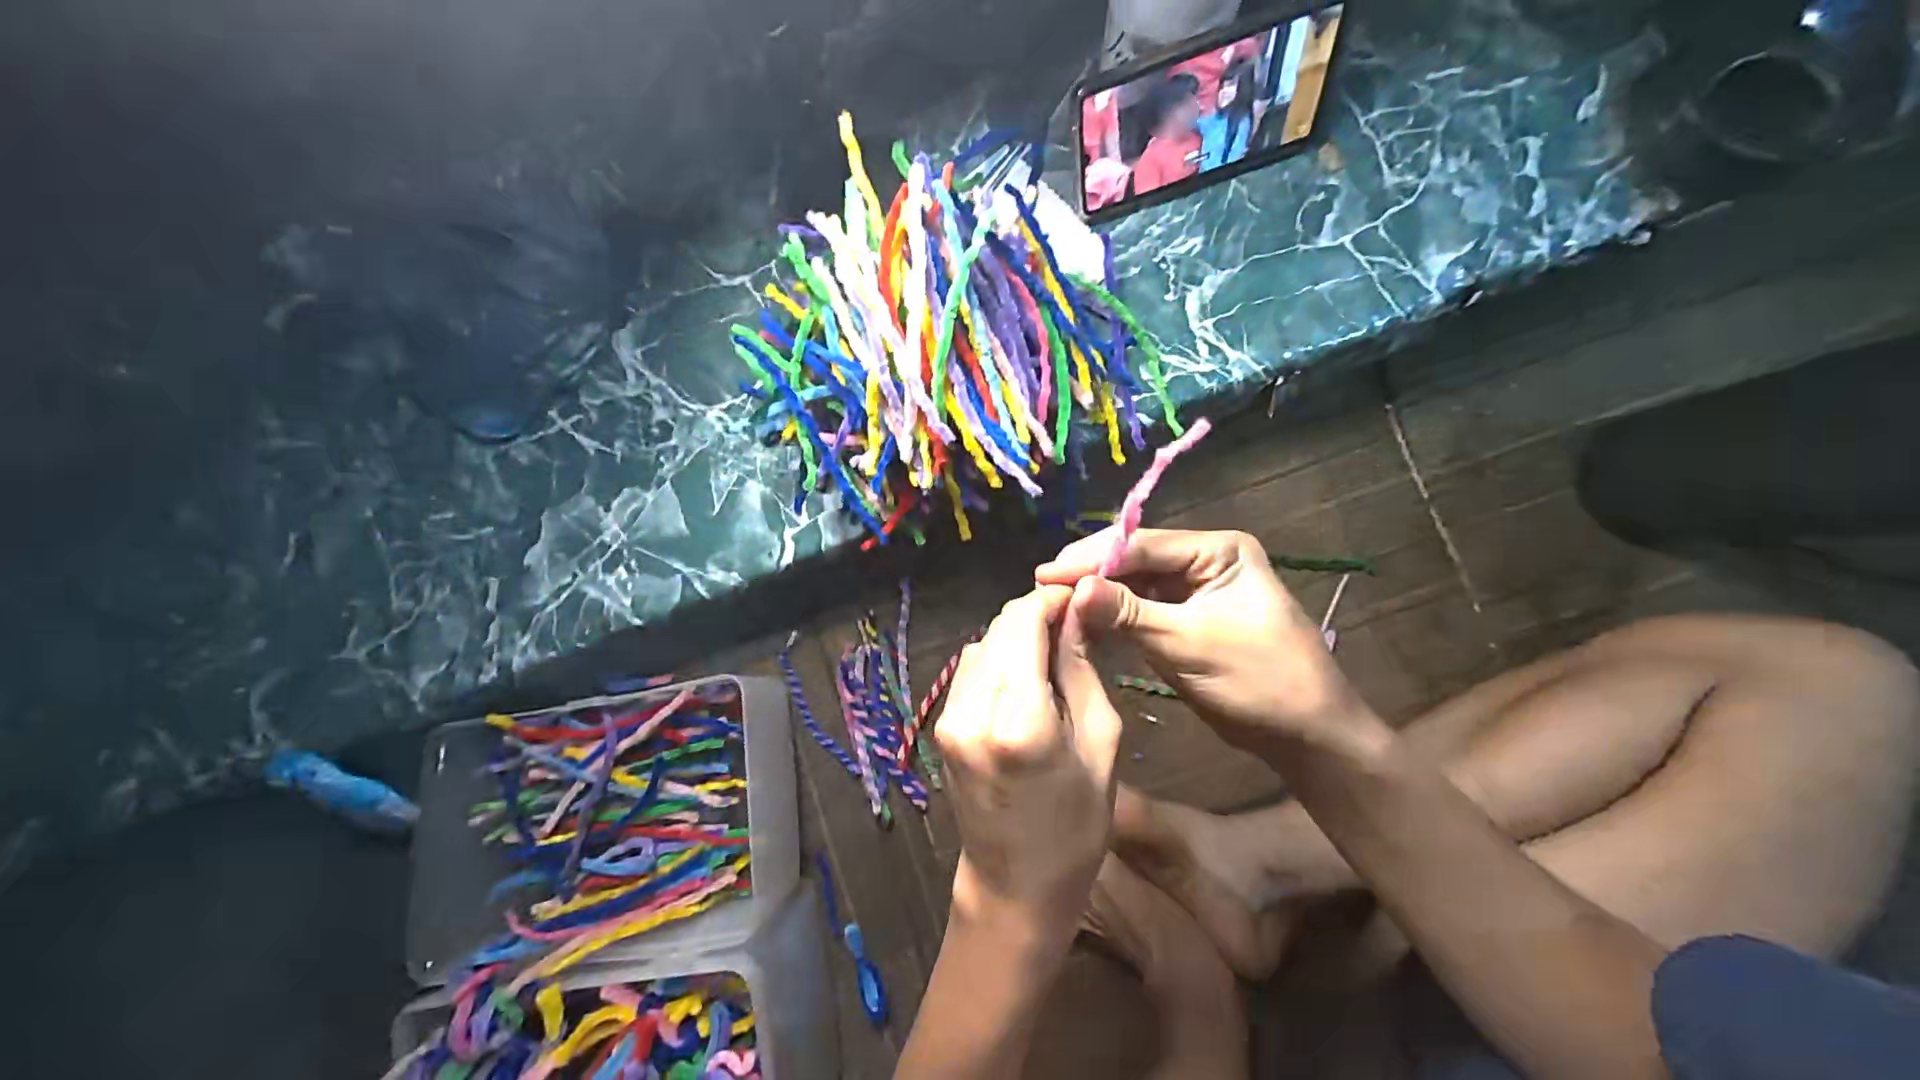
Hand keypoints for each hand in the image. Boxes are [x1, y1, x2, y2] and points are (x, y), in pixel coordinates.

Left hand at [934, 586, 1123, 945]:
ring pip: (983, 644)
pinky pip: (971, 671)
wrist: (1014, 886)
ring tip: (1052, 658)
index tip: (1079, 598)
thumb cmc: (1075, 825)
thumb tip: (1076, 609)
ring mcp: (948, 716)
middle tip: (1073, 626)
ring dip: (1016, 638)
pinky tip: (1024, 682)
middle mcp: (972, 707)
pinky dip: (999, 662)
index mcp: (1018, 716)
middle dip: (1036, 615)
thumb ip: (1081, 667)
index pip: (1024, 621)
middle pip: (1000, 627)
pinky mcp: (940, 724)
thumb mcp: (1099, 742)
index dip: (1051, 599)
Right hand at [1035, 528, 1372, 754]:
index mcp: (1217, 550)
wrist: (1306, 735)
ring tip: (1052, 602)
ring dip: (1097, 594)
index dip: (1091, 558)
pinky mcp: (1184, 619)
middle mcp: (1203, 560)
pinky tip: (1080, 620)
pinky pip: (1139, 609)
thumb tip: (1073, 588)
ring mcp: (1193, 590)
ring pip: (1132, 584)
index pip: (1141, 544)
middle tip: (1042, 587)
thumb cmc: (1259, 680)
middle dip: (1090, 573)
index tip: (1045, 574)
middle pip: (1134, 559)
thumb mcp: (1189, 642)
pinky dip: (1112, 615)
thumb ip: (1129, 613)